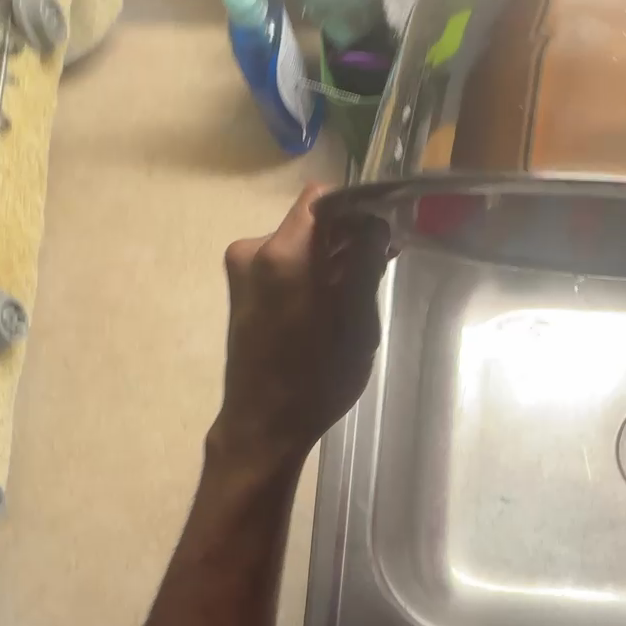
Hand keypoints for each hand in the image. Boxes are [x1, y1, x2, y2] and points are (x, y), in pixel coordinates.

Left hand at [211, 183, 389, 470]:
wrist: (264, 425)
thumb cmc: (316, 380)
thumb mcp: (357, 323)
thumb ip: (365, 266)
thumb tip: (374, 226)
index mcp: (284, 253)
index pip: (325, 200)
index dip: (358, 211)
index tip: (383, 234)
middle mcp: (253, 250)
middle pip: (311, 224)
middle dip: (347, 240)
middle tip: (378, 267)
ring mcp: (242, 271)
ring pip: (299, 247)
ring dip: (329, 261)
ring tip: (354, 296)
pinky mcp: (242, 293)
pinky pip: (284, 268)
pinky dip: (309, 277)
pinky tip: (328, 309)